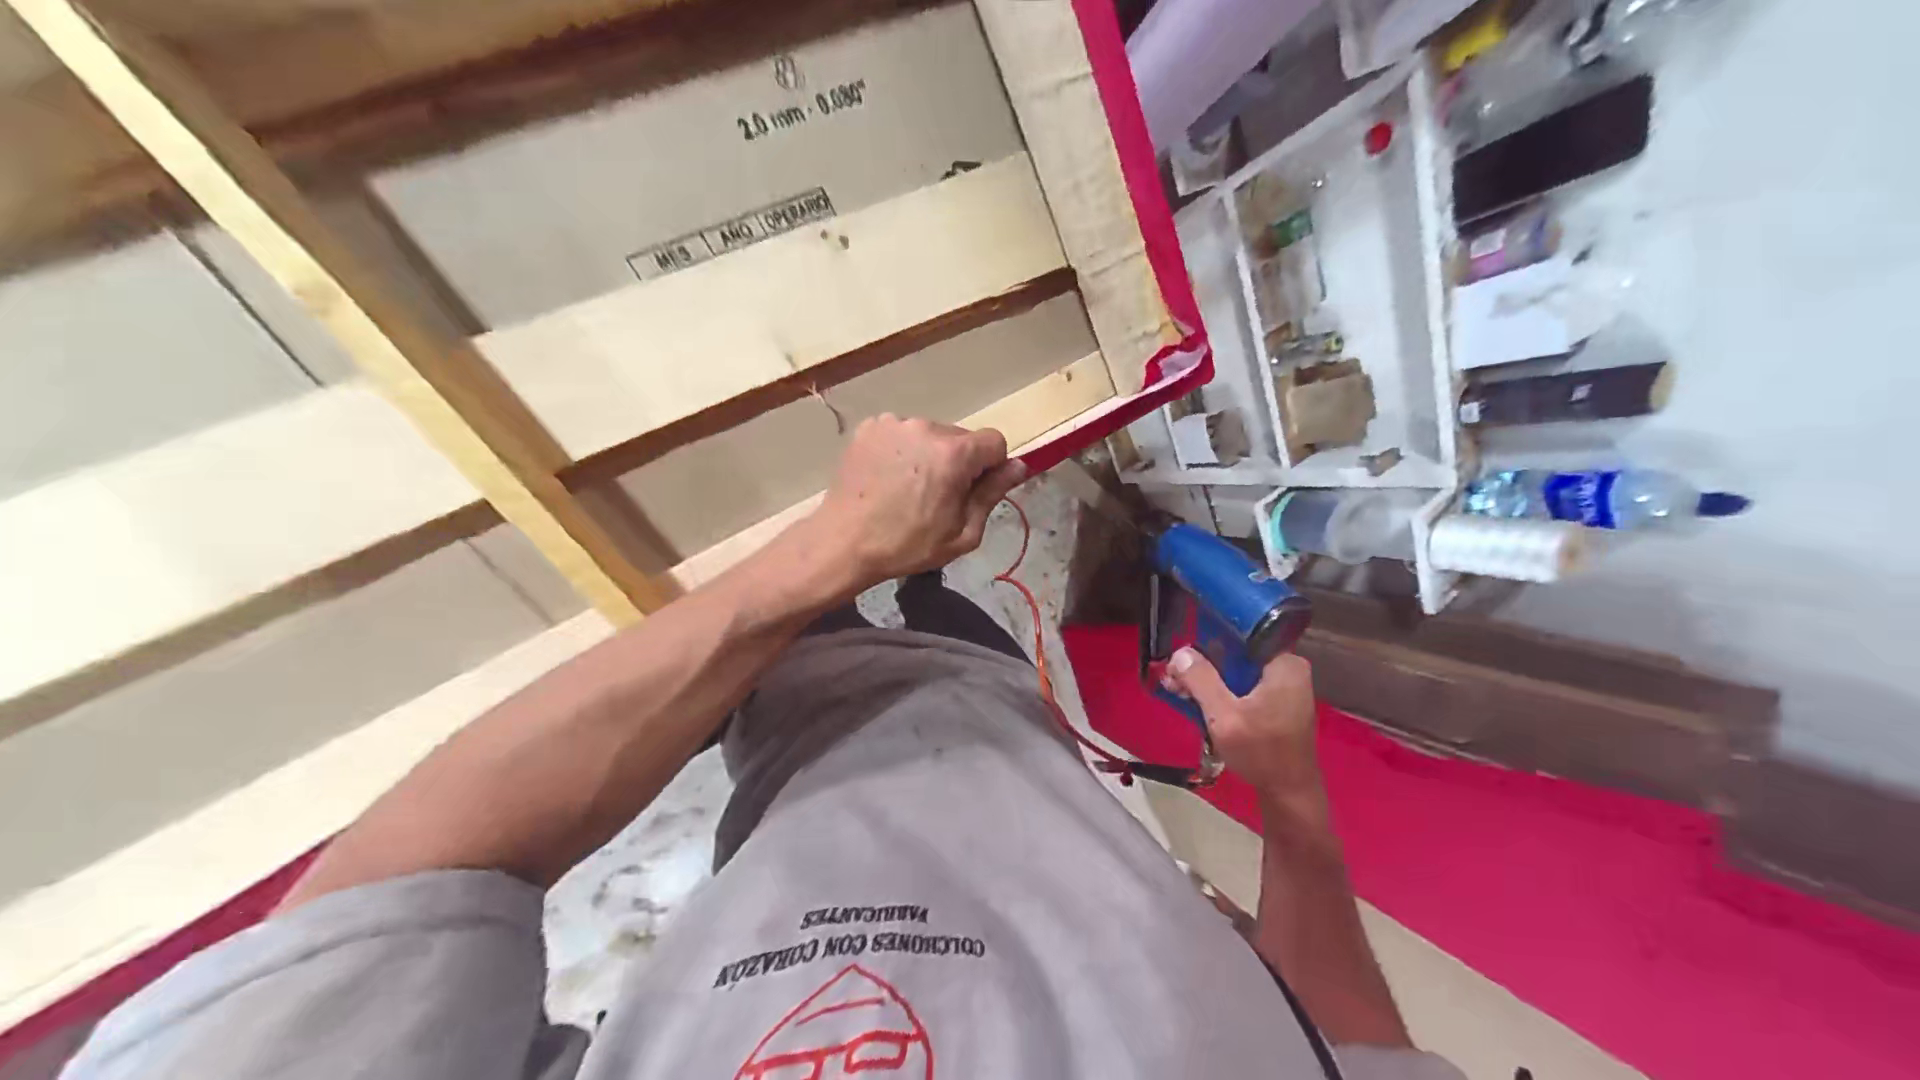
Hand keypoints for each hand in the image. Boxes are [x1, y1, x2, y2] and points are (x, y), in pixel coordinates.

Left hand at [812, 415, 1027, 590]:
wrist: (844, 543)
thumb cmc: (907, 545)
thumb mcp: (962, 533)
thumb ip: (993, 494)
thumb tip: (1019, 466)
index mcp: (954, 453)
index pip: (994, 442)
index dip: (990, 468)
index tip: (973, 492)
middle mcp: (925, 427)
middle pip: (960, 438)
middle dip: (958, 462)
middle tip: (937, 497)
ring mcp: (893, 424)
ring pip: (929, 435)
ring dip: (928, 455)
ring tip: (907, 488)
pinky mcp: (869, 428)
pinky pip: (901, 434)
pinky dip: (901, 451)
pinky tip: (888, 478)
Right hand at [1164, 647, 1324, 810]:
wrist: (1289, 794)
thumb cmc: (1261, 753)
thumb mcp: (1224, 717)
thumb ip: (1201, 680)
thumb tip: (1180, 653)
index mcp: (1284, 664)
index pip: (1241, 634)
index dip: (1208, 639)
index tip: (1183, 654)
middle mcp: (1288, 668)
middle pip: (1236, 653)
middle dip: (1203, 663)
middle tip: (1174, 677)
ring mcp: (1284, 686)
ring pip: (1237, 670)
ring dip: (1209, 679)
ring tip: (1179, 691)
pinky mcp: (1277, 702)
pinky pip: (1243, 685)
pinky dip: (1222, 691)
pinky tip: (1198, 702)